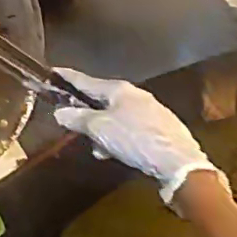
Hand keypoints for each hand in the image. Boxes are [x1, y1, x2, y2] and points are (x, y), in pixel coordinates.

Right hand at [53, 67, 219, 204]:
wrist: (181, 165)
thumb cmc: (135, 140)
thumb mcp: (99, 129)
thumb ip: (77, 119)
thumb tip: (60, 112)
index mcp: (119, 89)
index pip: (86, 80)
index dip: (68, 77)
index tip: (54, 72)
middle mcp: (136, 95)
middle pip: (102, 99)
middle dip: (87, 111)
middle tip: (73, 122)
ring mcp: (153, 111)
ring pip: (117, 116)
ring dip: (104, 129)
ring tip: (98, 147)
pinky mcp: (164, 129)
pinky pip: (132, 128)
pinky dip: (120, 137)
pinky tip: (118, 152)